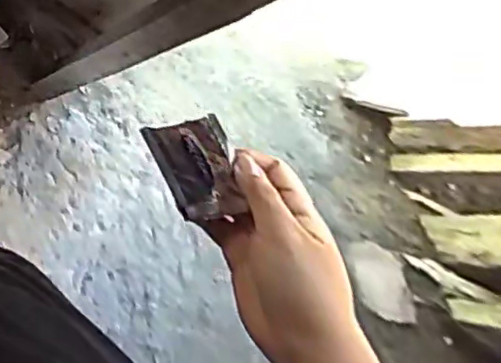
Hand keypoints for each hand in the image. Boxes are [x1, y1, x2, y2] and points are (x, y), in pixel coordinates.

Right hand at [201, 150, 375, 362]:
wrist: (303, 344)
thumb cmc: (309, 294)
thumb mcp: (284, 234)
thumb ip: (262, 195)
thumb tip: (244, 161)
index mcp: (298, 213)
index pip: (274, 171)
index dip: (250, 159)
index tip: (224, 156)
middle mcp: (277, 223)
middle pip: (248, 185)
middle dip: (225, 173)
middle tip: (201, 165)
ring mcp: (258, 239)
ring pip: (230, 203)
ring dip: (211, 192)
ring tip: (191, 183)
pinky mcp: (240, 255)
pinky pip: (217, 225)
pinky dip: (203, 214)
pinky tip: (191, 207)